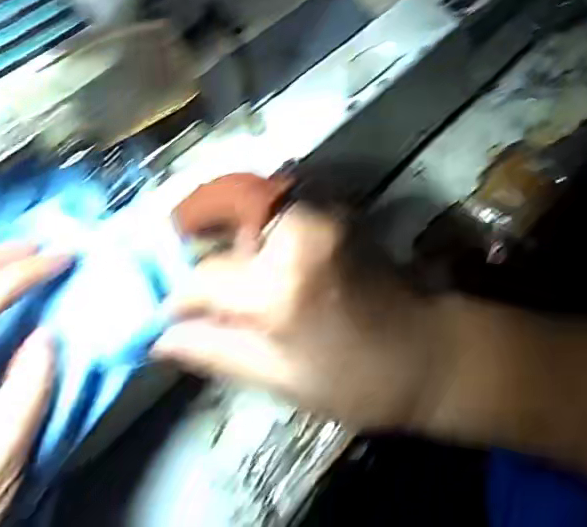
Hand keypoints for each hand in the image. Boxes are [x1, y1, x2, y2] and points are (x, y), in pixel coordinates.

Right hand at [152, 206, 446, 431]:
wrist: (426, 349)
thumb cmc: (354, 378)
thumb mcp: (278, 378)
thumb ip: (215, 348)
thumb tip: (160, 336)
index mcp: (280, 286)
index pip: (203, 277)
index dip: (180, 298)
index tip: (172, 314)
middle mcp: (301, 235)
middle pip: (231, 224)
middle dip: (210, 245)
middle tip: (200, 279)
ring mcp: (327, 216)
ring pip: (262, 208)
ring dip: (242, 231)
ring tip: (238, 270)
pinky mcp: (344, 212)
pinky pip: (291, 207)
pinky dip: (271, 223)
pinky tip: (271, 257)